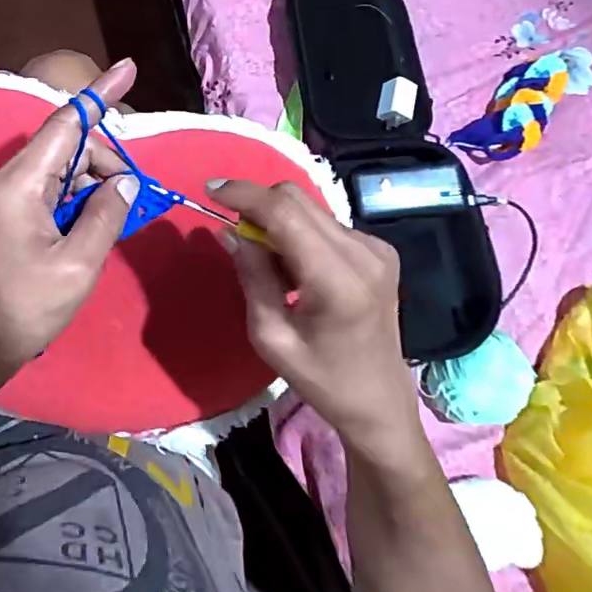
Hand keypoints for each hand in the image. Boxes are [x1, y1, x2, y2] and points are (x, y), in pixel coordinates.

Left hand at [0, 59, 139, 404]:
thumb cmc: (24, 308)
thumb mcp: (77, 264)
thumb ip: (106, 215)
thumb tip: (123, 182)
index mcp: (21, 183)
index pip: (66, 123)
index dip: (99, 95)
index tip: (127, 67)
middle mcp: (10, 180)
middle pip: (69, 146)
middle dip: (106, 162)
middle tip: (130, 201)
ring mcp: (8, 197)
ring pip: (64, 169)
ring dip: (95, 185)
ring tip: (114, 220)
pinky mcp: (11, 215)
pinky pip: (54, 191)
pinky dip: (80, 200)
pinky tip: (95, 225)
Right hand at [208, 180, 424, 461]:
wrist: (379, 400)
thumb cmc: (321, 379)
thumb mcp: (270, 336)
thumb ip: (252, 275)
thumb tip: (232, 231)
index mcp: (337, 280)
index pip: (285, 213)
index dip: (245, 195)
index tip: (211, 191)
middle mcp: (363, 253)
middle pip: (297, 200)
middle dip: (258, 206)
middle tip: (236, 236)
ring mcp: (376, 248)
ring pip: (310, 208)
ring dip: (278, 222)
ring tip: (270, 265)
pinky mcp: (380, 249)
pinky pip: (325, 223)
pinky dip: (299, 233)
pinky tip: (296, 269)